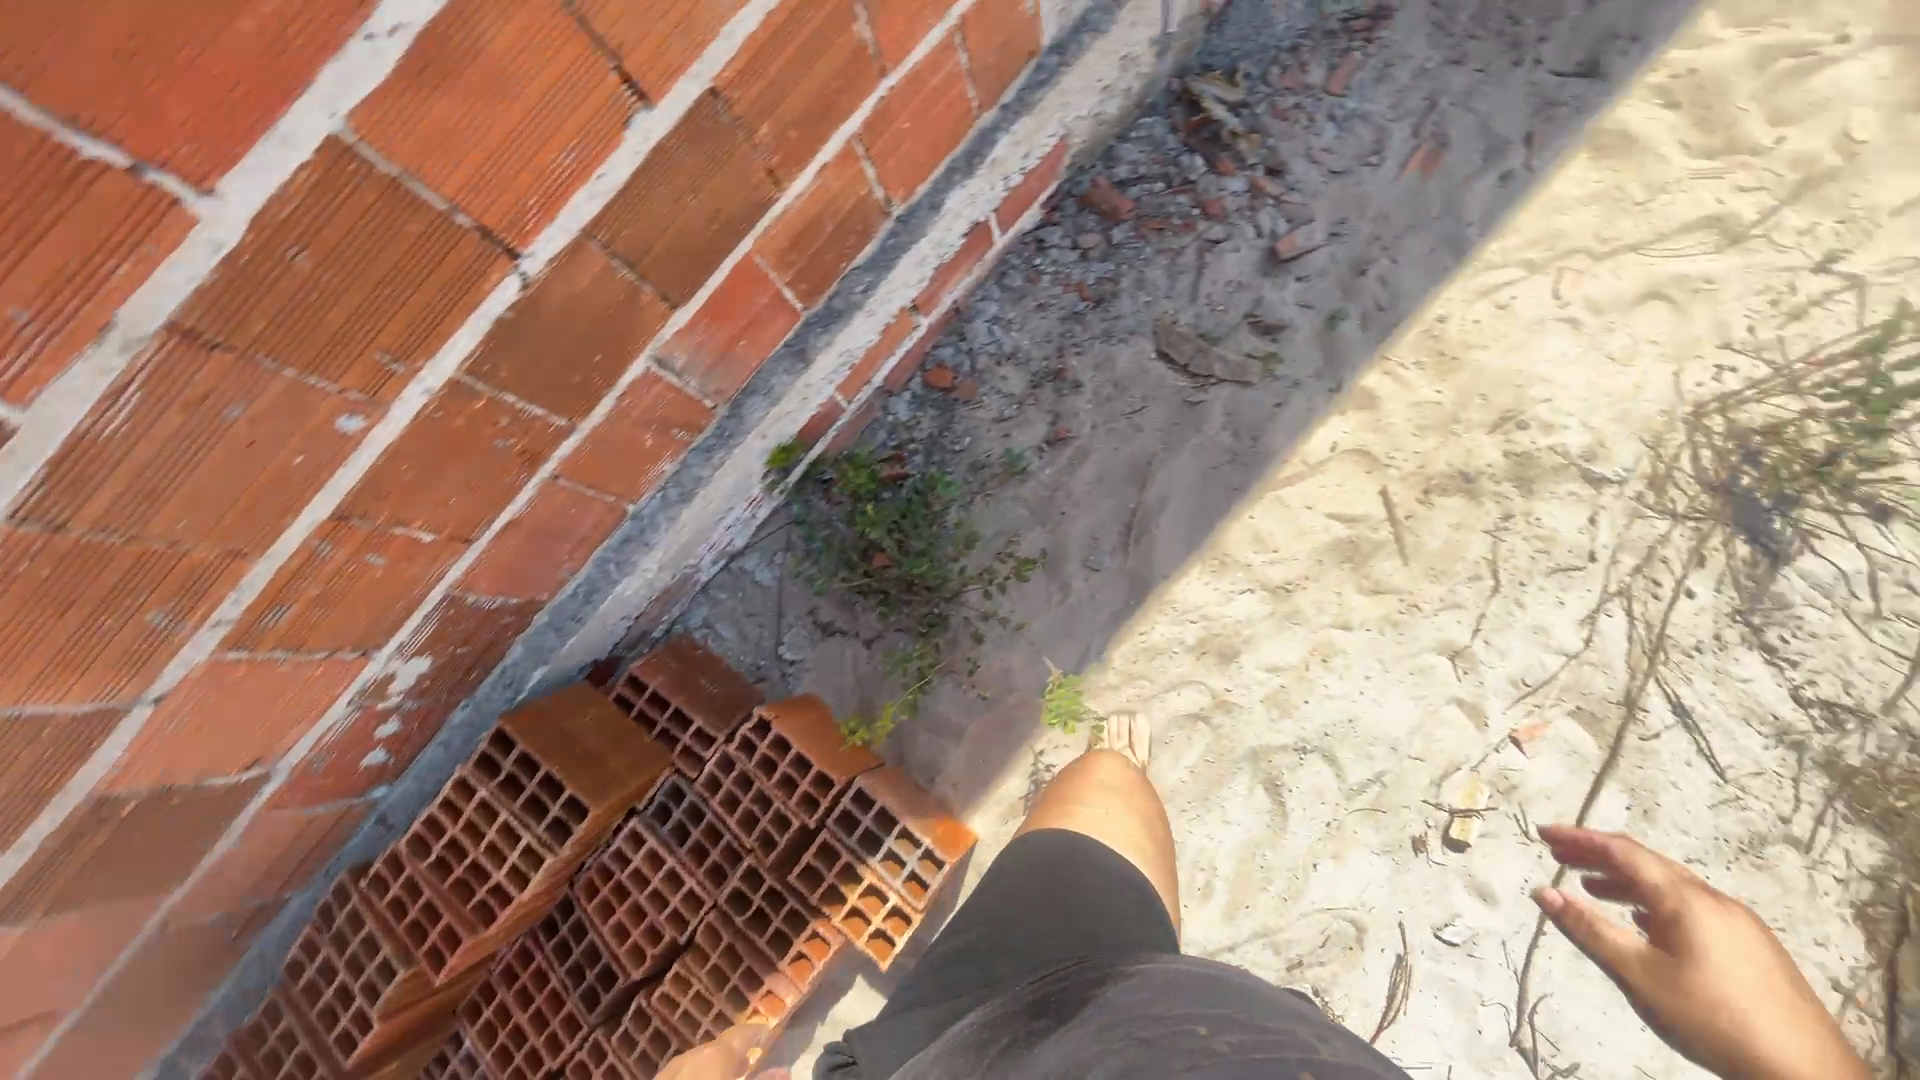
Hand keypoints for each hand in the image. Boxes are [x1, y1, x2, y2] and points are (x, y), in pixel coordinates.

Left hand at [656, 1023, 788, 1079]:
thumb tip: (785, 1069)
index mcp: (717, 1052)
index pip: (743, 1032)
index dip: (757, 1033)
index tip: (770, 1037)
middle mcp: (694, 1053)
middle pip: (720, 1048)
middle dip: (736, 1055)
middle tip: (752, 1063)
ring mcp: (669, 1070)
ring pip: (699, 1062)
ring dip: (715, 1069)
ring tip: (730, 1077)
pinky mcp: (657, 1079)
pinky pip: (684, 1074)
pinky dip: (698, 1076)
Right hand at [1532, 825, 1869, 1079]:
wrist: (1807, 1073)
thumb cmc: (1712, 1017)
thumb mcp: (1638, 975)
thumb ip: (1588, 929)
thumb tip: (1542, 892)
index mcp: (1686, 899)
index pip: (1623, 852)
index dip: (1579, 838)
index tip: (1543, 833)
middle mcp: (1714, 901)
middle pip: (1648, 864)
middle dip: (1598, 856)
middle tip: (1557, 856)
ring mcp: (1740, 924)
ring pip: (1671, 887)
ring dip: (1625, 881)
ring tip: (1590, 888)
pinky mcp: (1753, 947)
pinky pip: (1691, 908)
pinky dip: (1654, 903)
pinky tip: (1644, 923)